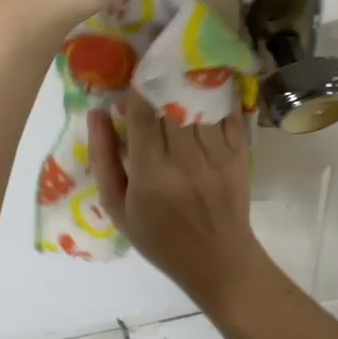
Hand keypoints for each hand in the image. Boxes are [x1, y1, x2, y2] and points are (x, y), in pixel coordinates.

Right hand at [87, 91, 270, 307]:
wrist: (218, 261)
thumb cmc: (160, 237)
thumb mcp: (118, 207)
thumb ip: (103, 159)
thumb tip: (97, 113)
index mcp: (150, 174)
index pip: (142, 114)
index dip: (136, 90)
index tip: (132, 79)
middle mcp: (185, 160)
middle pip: (171, 104)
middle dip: (161, 85)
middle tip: (154, 77)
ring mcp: (216, 156)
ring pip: (199, 104)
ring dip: (187, 89)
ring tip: (178, 80)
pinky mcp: (239, 154)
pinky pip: (229, 114)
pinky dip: (218, 98)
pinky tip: (208, 91)